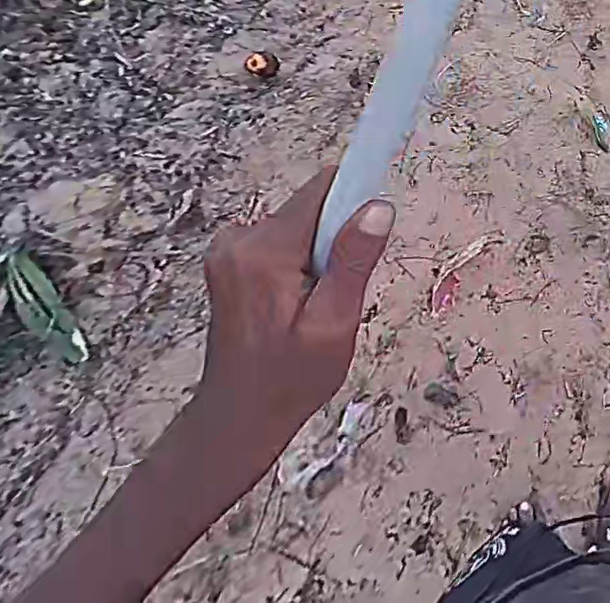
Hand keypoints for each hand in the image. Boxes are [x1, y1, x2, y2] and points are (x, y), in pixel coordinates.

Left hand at [186, 168, 395, 472]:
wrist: (237, 419)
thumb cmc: (290, 379)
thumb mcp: (333, 324)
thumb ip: (354, 262)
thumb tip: (379, 206)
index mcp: (263, 251)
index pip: (324, 189)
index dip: (358, 197)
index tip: (379, 218)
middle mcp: (239, 239)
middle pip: (314, 204)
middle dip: (341, 232)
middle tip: (343, 283)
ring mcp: (230, 247)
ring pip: (304, 219)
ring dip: (325, 246)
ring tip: (322, 295)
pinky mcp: (233, 257)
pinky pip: (288, 234)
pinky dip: (306, 254)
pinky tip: (304, 294)